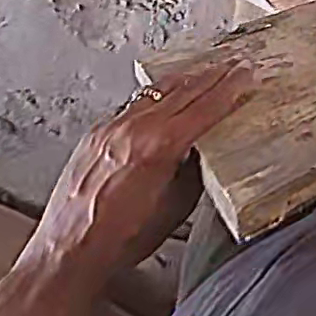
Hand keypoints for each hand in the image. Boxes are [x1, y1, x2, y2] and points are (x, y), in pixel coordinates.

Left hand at [21, 61, 254, 282]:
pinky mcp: (97, 131)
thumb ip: (195, 168)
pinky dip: (158, 95)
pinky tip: (167, 95)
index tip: (246, 73)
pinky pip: (134, 103)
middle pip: (186, 89)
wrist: (69, 252)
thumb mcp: (177, 206)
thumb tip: (206, 146)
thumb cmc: (123, 239)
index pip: (206, 106)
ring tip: (207, 71)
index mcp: (160, 146)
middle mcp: (136, 128)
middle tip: (235, 63)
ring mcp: (113, 126)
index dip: (231, 87)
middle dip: (215, 74)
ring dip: (188, 78)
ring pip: (159, 90)